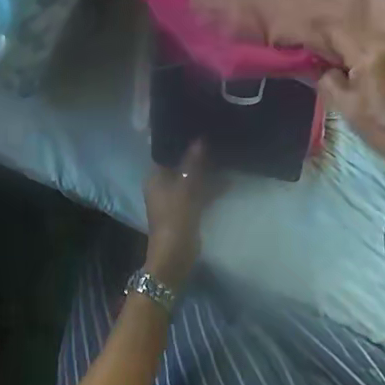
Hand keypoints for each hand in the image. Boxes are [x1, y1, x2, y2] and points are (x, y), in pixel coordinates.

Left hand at [142, 142, 222, 286]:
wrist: (175, 257)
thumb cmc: (175, 219)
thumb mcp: (185, 189)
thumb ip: (192, 164)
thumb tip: (200, 139)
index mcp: (155, 178)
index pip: (165, 152)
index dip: (178, 140)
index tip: (195, 127)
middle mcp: (163, 185)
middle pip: (179, 164)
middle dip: (195, 155)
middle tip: (215, 138)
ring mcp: (175, 198)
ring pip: (191, 178)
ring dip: (205, 170)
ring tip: (225, 154)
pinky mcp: (187, 210)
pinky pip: (199, 193)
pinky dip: (211, 187)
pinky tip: (228, 180)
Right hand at [318, 35, 384, 197]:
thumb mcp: (348, 111)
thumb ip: (329, 82)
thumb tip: (324, 68)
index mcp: (370, 54)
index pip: (335, 30)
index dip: (319, 38)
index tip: (312, 51)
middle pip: (361, 33)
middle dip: (348, 48)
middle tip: (340, 70)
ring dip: (373, 53)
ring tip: (371, 78)